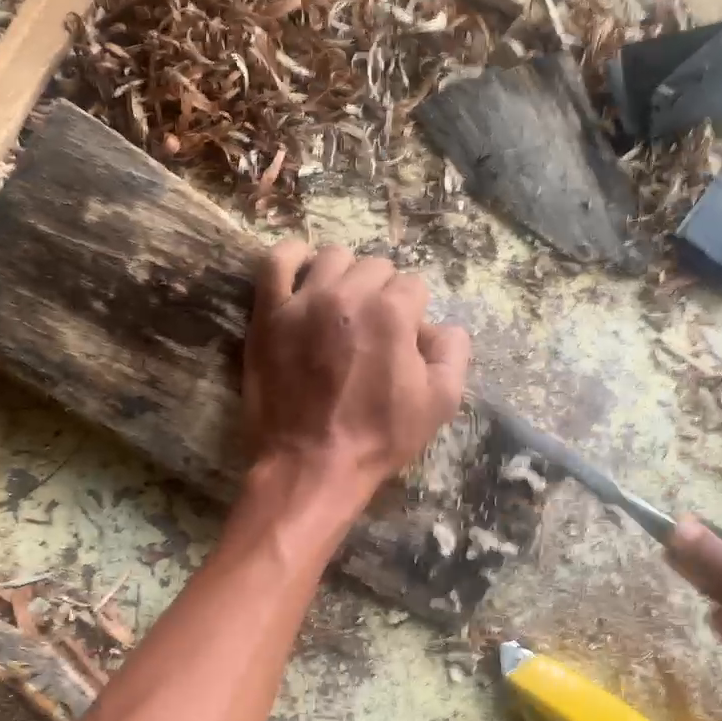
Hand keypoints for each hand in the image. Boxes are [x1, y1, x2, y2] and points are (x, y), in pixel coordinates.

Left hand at [244, 241, 469, 494]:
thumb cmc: (378, 437)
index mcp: (392, 313)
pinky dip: (293, 257)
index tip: (406, 342)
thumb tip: (443, 327)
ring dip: (346, 274)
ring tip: (344, 305)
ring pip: (333, 258)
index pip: (414, 287)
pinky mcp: (269, 314)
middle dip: (384, 293)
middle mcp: (348, 295)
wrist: (311, 464)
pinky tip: (303, 268)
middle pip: (376, 267)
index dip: (415, 315)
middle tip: (376, 329)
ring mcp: (304, 302)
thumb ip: (453, 352)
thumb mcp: (439, 403)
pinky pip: (276, 262)